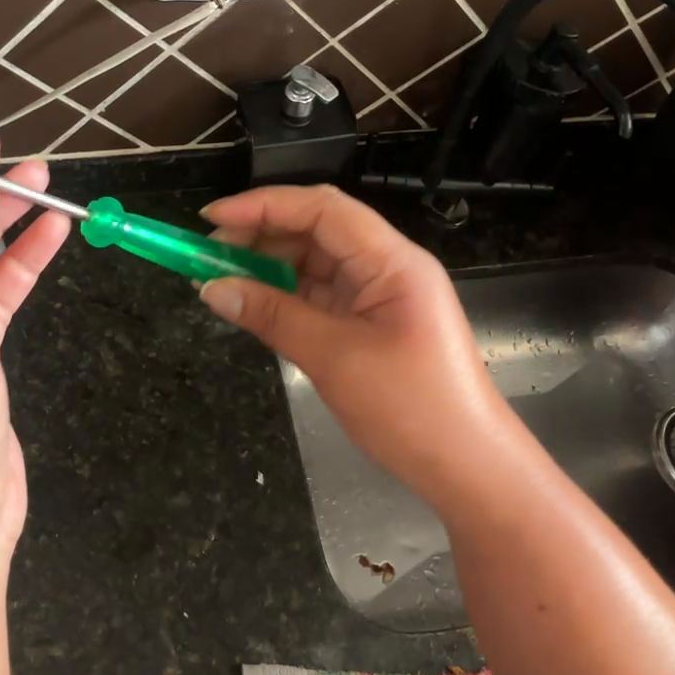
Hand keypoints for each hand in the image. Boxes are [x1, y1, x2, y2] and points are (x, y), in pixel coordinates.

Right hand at [198, 185, 528, 510]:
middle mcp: (386, 266)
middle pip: (316, 229)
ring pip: (315, 261)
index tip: (212, 220)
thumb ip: (273, 317)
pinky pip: (319, 293)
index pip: (322, 209)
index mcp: (392, 261)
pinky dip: (283, 294)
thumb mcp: (335, 360)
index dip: (265, 205)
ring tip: (219, 277)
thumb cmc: (411, 409)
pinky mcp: (370, 321)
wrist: (468, 468)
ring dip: (267, 265)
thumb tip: (212, 289)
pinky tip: (251, 300)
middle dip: (260, 234)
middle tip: (206, 255)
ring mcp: (379, 294)